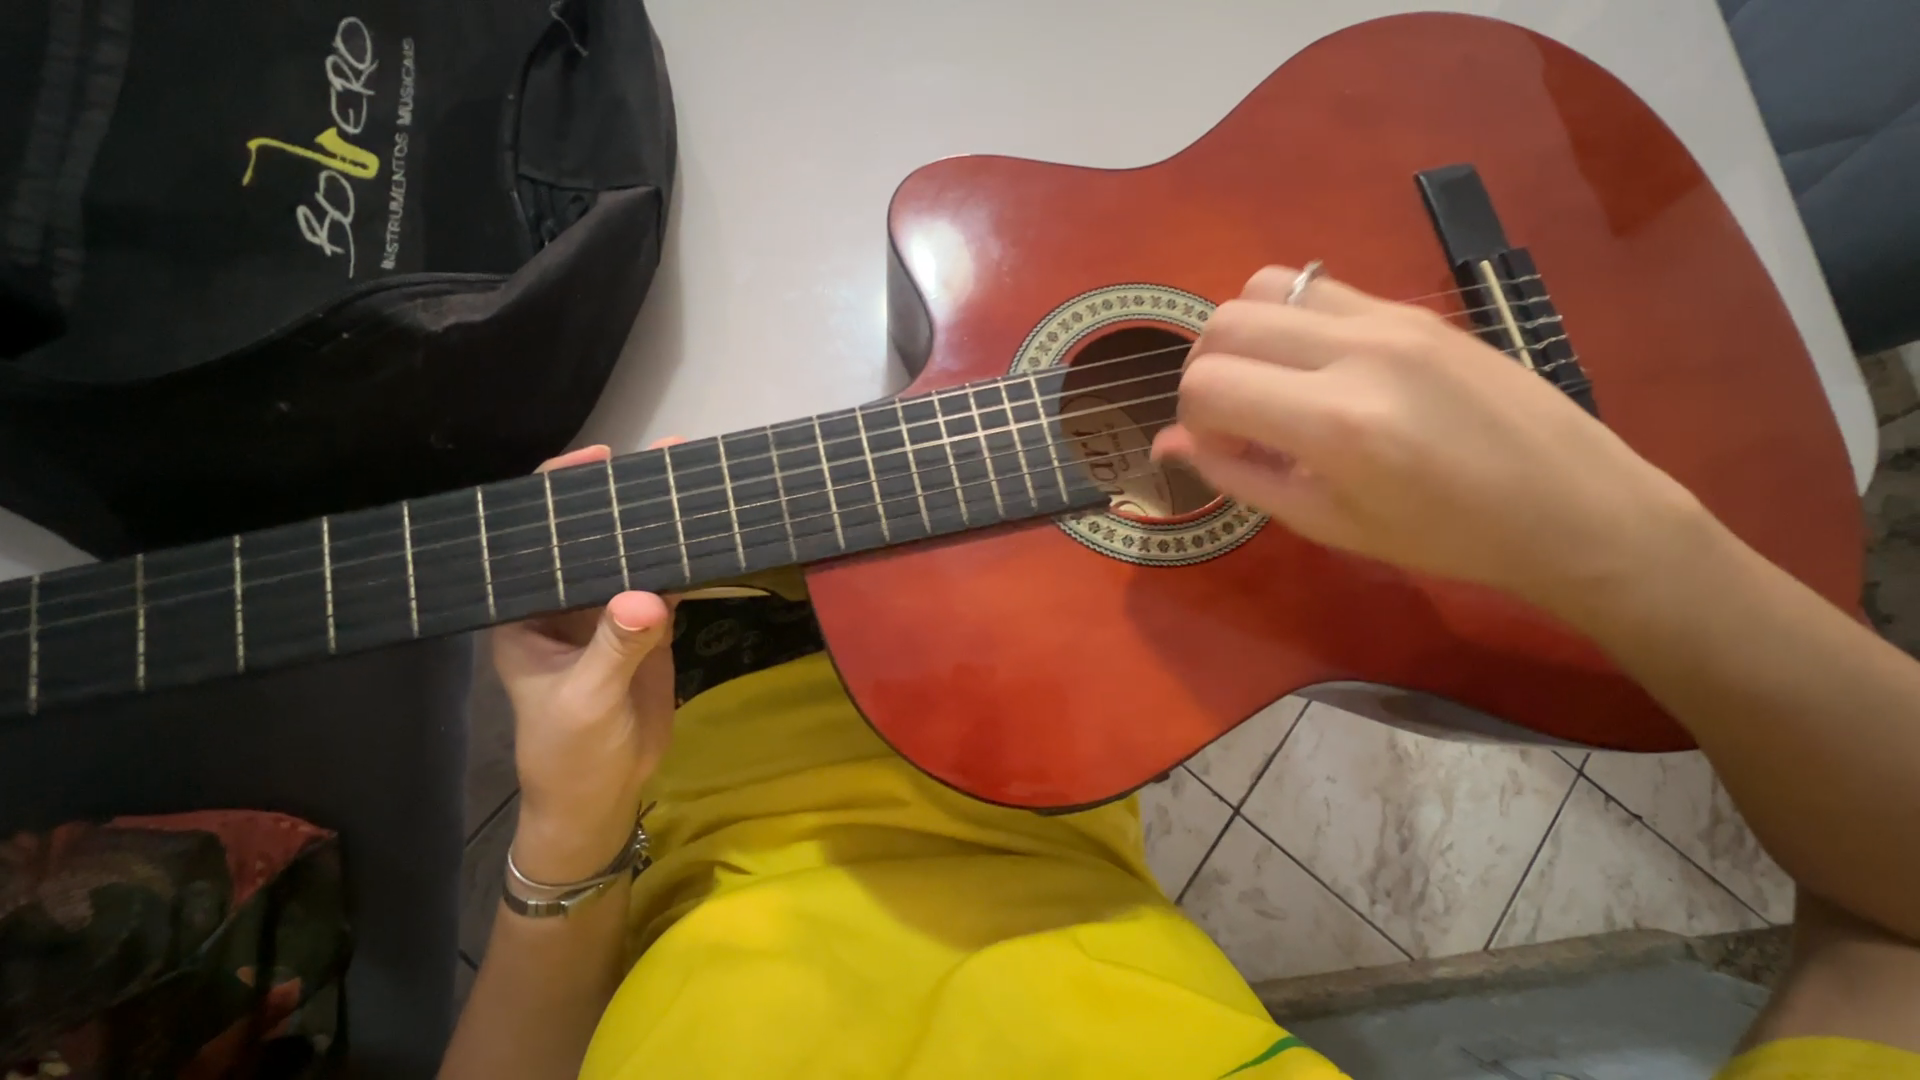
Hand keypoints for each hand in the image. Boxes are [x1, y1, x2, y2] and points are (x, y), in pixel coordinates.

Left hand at [491, 443, 676, 882]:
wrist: (601, 796)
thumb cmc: (567, 752)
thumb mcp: (585, 702)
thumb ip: (615, 649)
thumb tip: (648, 597)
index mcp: (526, 611)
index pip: (537, 539)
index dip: (560, 493)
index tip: (599, 459)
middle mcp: (564, 602)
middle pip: (592, 539)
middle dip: (623, 500)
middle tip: (666, 459)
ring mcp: (608, 614)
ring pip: (633, 559)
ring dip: (660, 527)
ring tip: (693, 485)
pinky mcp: (647, 630)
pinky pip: (666, 586)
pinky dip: (685, 563)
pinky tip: (708, 536)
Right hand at [1155, 266, 1709, 612]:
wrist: (1574, 505)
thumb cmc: (1445, 537)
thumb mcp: (1326, 522)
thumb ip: (1238, 475)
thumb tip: (1168, 443)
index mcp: (1336, 423)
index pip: (1207, 385)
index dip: (1193, 421)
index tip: (1220, 449)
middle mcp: (1358, 351)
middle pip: (1225, 322)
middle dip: (1206, 371)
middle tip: (1233, 417)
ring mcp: (1390, 318)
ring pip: (1264, 286)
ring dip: (1243, 335)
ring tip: (1269, 383)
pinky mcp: (1414, 307)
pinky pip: (1318, 288)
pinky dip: (1289, 320)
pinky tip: (1316, 367)